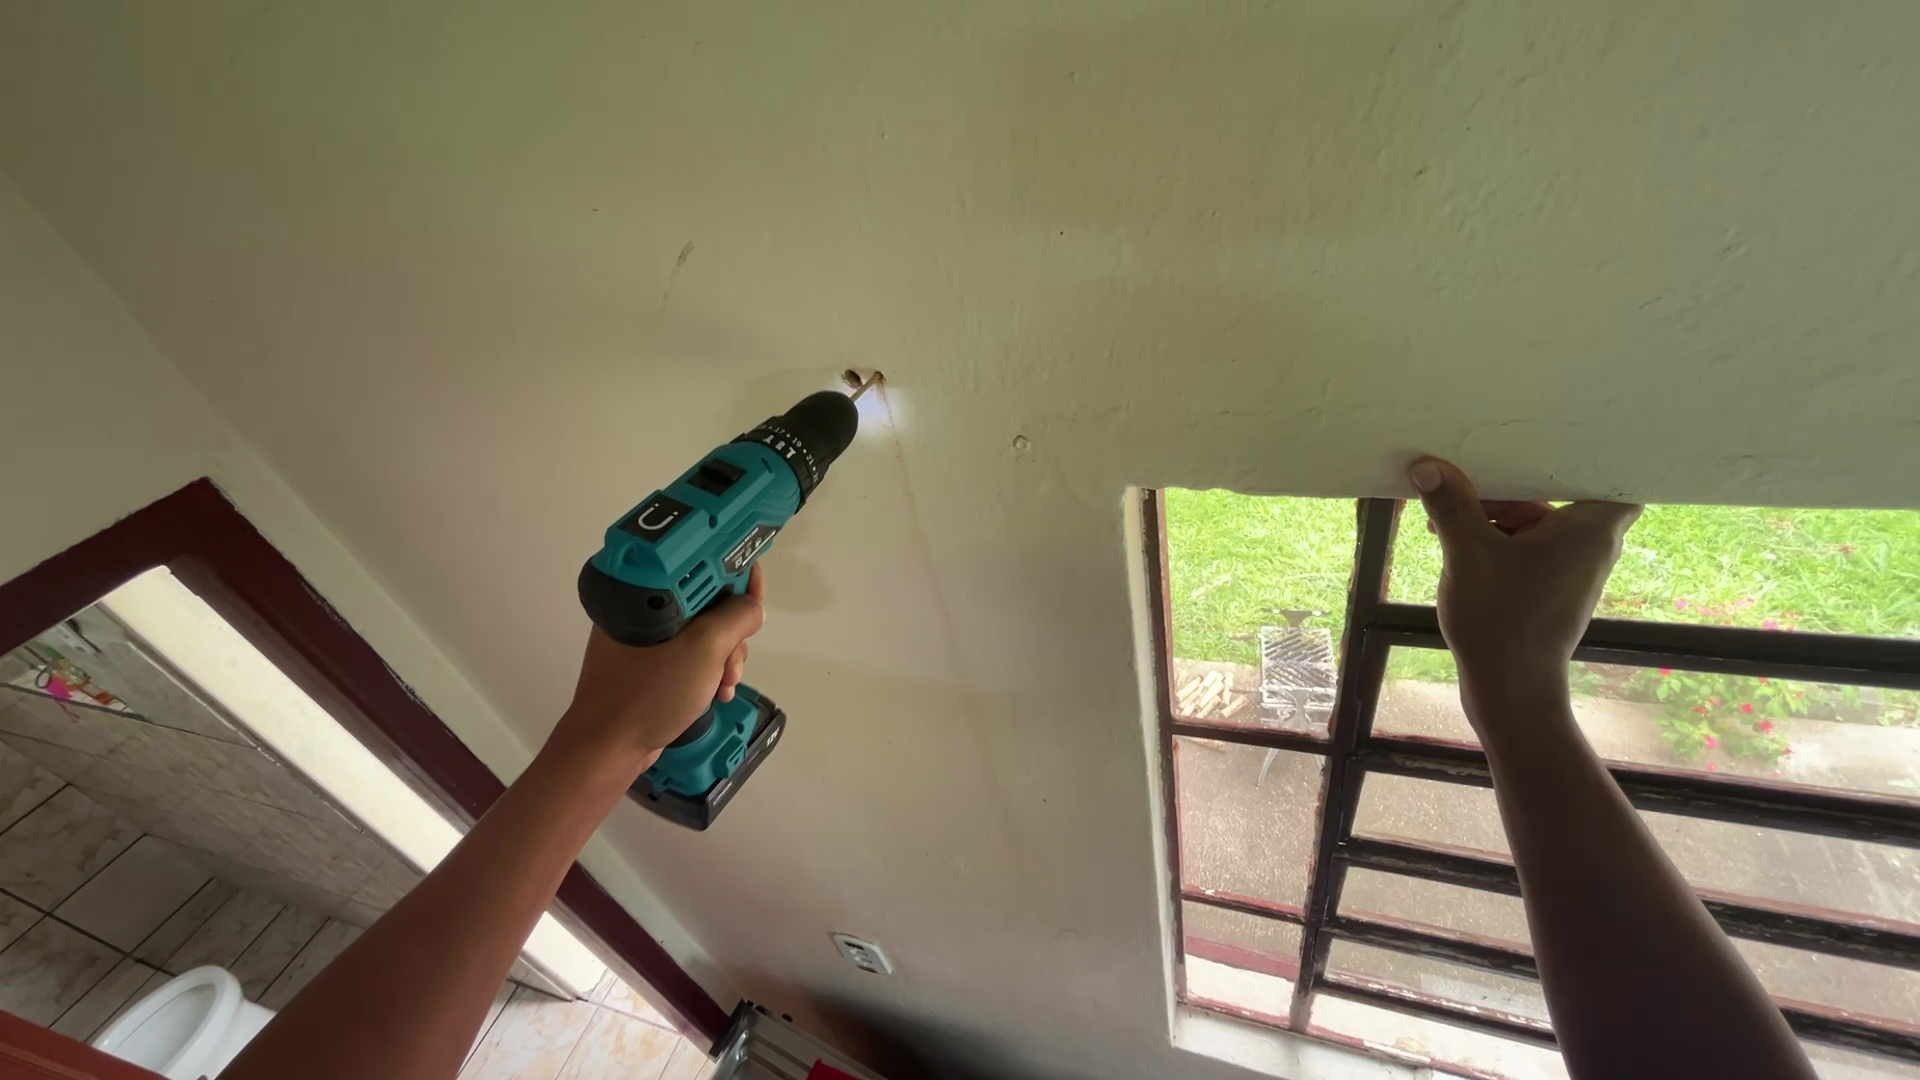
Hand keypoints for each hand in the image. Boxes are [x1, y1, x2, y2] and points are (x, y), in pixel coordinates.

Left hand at [551, 565, 766, 762]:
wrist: (610, 748)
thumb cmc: (651, 691)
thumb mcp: (705, 648)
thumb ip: (738, 618)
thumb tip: (753, 608)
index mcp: (646, 594)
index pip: (699, 567)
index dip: (732, 575)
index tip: (755, 587)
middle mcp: (642, 612)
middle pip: (708, 604)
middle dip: (732, 633)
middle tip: (732, 659)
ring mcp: (644, 641)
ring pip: (704, 633)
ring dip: (725, 657)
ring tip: (725, 683)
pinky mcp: (648, 666)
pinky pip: (690, 655)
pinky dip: (709, 670)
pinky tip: (717, 692)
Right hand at [1409, 458, 1640, 724]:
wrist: (1509, 683)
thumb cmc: (1501, 616)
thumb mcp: (1466, 552)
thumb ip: (1451, 505)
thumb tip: (1427, 466)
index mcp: (1590, 528)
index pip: (1602, 474)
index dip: (1574, 459)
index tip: (1535, 445)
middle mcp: (1591, 545)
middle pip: (1551, 496)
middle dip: (1504, 491)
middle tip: (1461, 487)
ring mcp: (1570, 569)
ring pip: (1533, 524)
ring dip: (1490, 518)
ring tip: (1444, 522)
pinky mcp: (1548, 589)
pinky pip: (1524, 549)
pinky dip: (1494, 542)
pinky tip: (1454, 546)